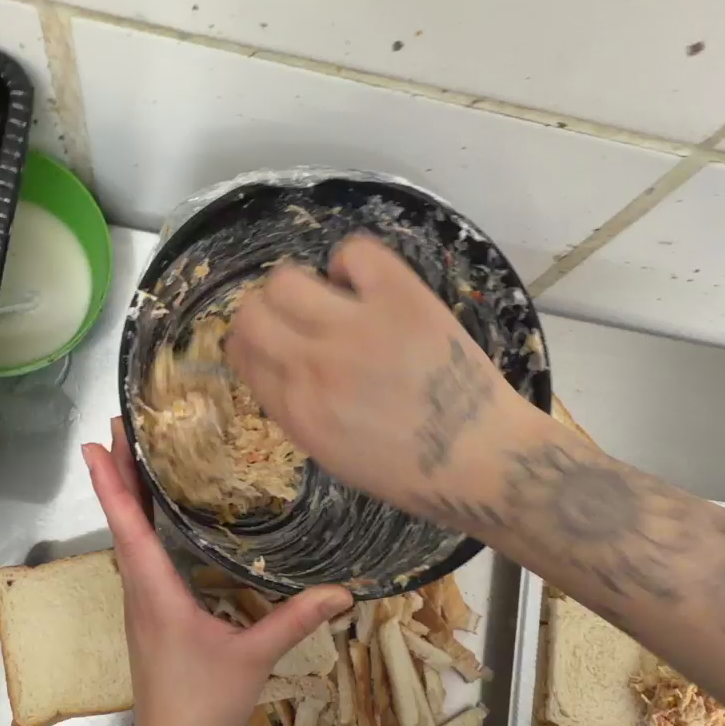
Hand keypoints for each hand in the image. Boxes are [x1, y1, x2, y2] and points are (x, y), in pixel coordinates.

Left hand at [82, 420, 350, 725]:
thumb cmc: (205, 704)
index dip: (114, 484)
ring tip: (132, 459)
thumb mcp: (254, 658)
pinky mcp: (148, 617)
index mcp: (157, 594)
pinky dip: (138, 527)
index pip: (131, 528)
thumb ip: (294, 620)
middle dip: (118, 475)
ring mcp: (140, 605)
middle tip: (116, 429)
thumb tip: (343, 590)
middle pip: (123, 525)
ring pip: (127, 541)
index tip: (96, 445)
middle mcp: (140, 592)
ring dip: (126, 499)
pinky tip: (154, 520)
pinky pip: (138, 559)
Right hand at [224, 234, 538, 520]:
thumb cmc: (410, 472)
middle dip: (268, 315)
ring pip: (286, 280)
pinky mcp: (399, 298)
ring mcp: (355, 329)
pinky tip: (365, 286)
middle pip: (251, 314)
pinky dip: (350, 263)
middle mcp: (312, 367)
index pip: (243, 355)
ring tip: (332, 302)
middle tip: (299, 322)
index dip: (254, 346)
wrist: (481, 461)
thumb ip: (300, 410)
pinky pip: (353, 252)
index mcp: (296, 411)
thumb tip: (285, 368)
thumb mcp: (333, 456)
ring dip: (302, 288)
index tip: (273, 345)